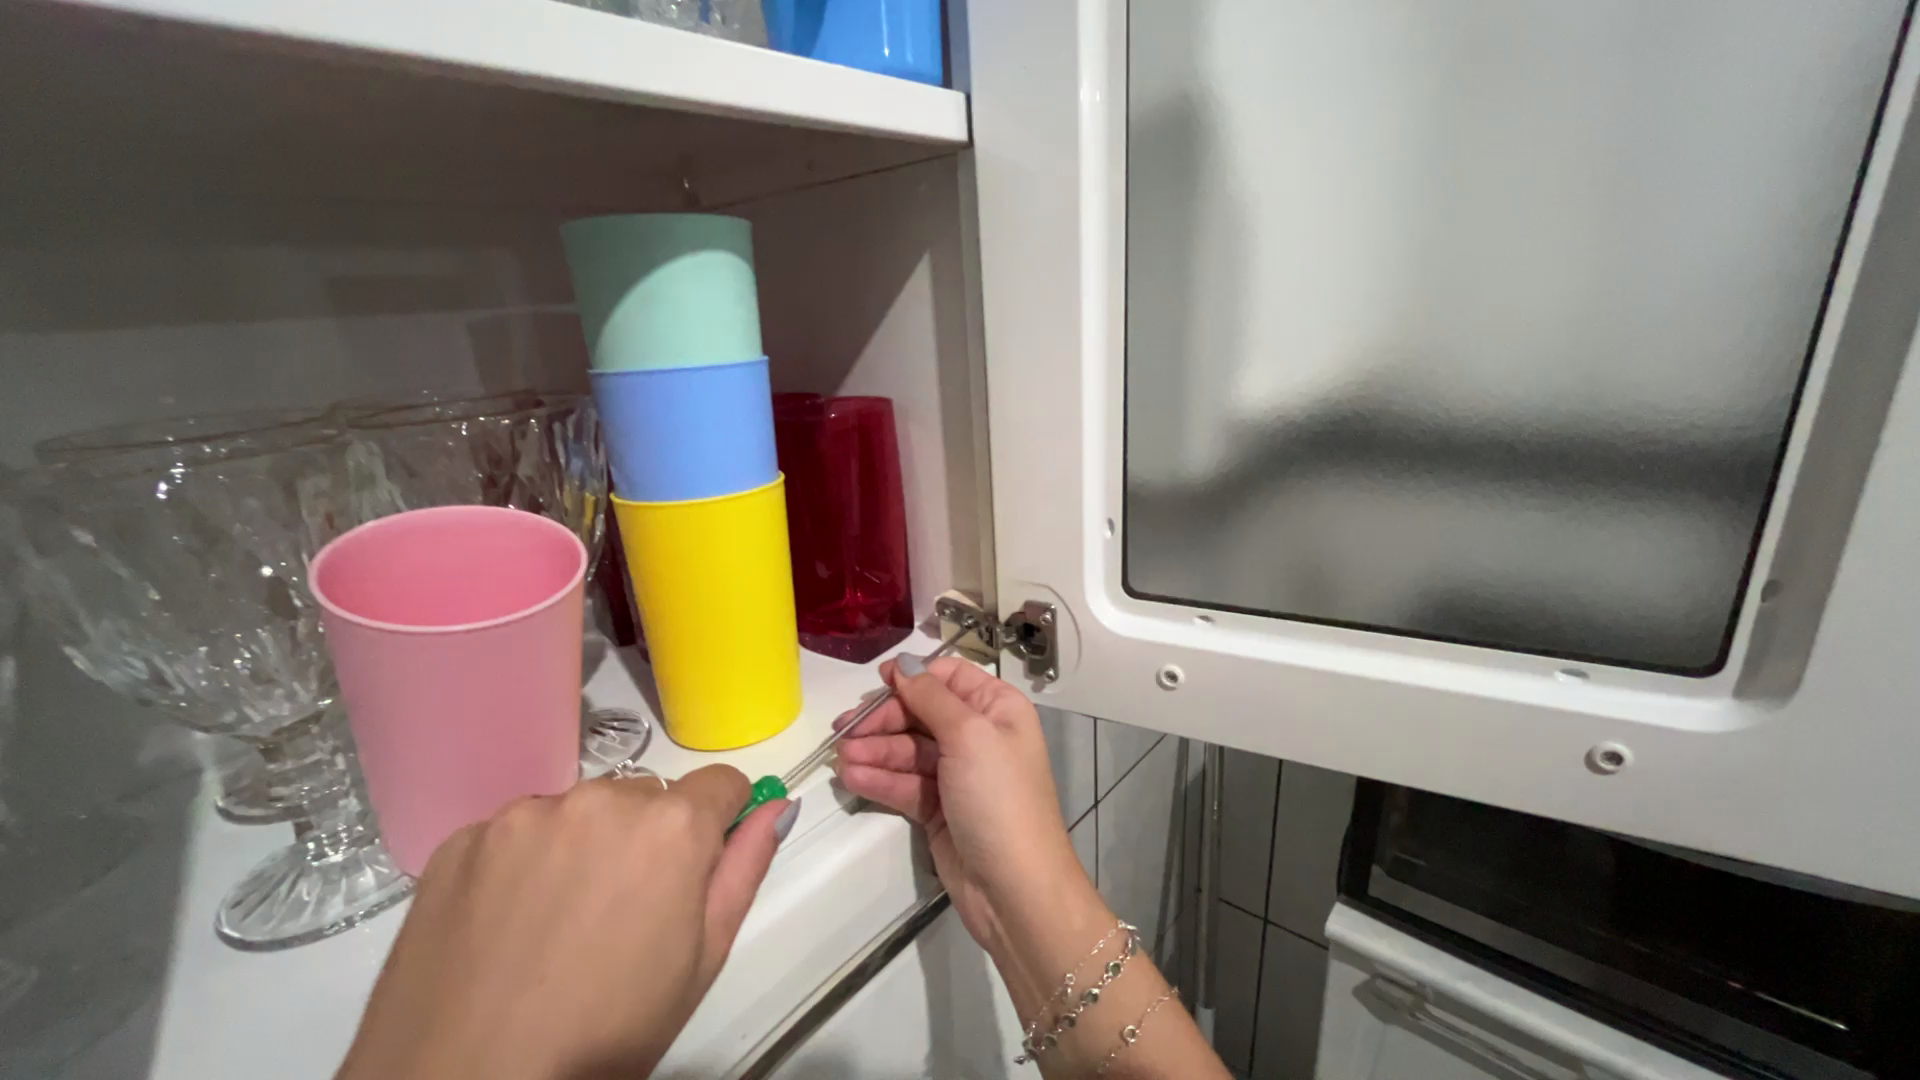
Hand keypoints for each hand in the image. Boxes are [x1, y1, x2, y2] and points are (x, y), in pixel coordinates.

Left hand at [335, 766, 792, 1079]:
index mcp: (671, 827)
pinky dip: (523, 861)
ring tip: (558, 920)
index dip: (721, 819)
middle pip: (648, 795)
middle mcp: (601, 798)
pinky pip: (516, 830)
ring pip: (581, 809)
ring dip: (585, 843)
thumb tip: (776, 806)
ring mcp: (525, 814)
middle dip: (649, 836)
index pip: (721, 783)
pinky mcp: (464, 838)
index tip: (701, 863)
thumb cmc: (606, 1034)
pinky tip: (507, 922)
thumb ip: (744, 868)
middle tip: (623, 911)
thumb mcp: (701, 959)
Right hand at [831, 657, 1093, 957]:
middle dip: (883, 720)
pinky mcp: (938, 809)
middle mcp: (979, 735)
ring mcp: (957, 774)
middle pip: (921, 713)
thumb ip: (931, 696)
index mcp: (997, 708)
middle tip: (843, 731)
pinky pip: (903, 783)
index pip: (948, 677)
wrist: (1015, 889)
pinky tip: (851, 777)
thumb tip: (904, 662)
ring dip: (873, 751)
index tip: (876, 684)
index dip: (912, 678)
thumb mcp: (969, 735)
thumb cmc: (999, 798)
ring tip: (840, 759)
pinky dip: (879, 779)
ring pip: (907, 750)